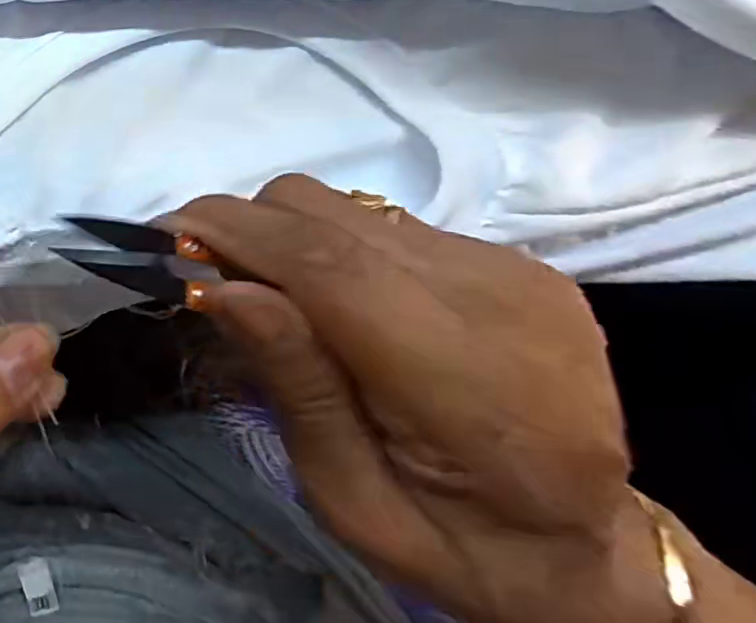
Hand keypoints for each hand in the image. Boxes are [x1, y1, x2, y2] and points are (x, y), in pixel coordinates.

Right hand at [170, 175, 670, 622]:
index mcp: (474, 389)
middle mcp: (499, 302)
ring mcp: (511, 268)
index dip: (236, 235)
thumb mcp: (351, 502)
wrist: (590, 547)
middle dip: (243, 226)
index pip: (330, 270)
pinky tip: (334, 296)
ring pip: (344, 205)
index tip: (165, 234)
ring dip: (281, 232)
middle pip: (327, 215)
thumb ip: (293, 385)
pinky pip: (376, 219)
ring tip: (265, 285)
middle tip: (201, 267)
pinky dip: (327, 242)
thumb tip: (221, 286)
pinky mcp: (507, 255)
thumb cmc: (459, 549)